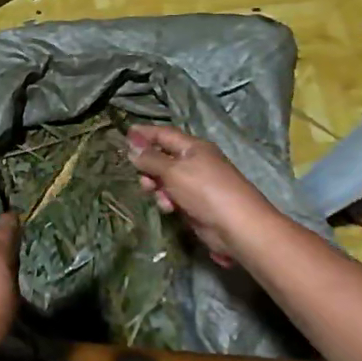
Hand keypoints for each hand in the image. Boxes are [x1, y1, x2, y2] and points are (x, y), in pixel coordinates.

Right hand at [126, 125, 282, 263]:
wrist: (236, 227)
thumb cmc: (205, 191)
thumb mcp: (174, 171)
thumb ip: (151, 159)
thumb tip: (133, 146)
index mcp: (194, 147)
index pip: (165, 134)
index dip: (146, 133)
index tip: (125, 134)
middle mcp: (196, 162)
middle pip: (164, 158)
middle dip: (150, 167)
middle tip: (142, 179)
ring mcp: (197, 184)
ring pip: (167, 180)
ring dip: (158, 187)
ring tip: (160, 196)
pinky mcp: (197, 205)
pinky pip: (174, 197)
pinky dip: (168, 201)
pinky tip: (170, 209)